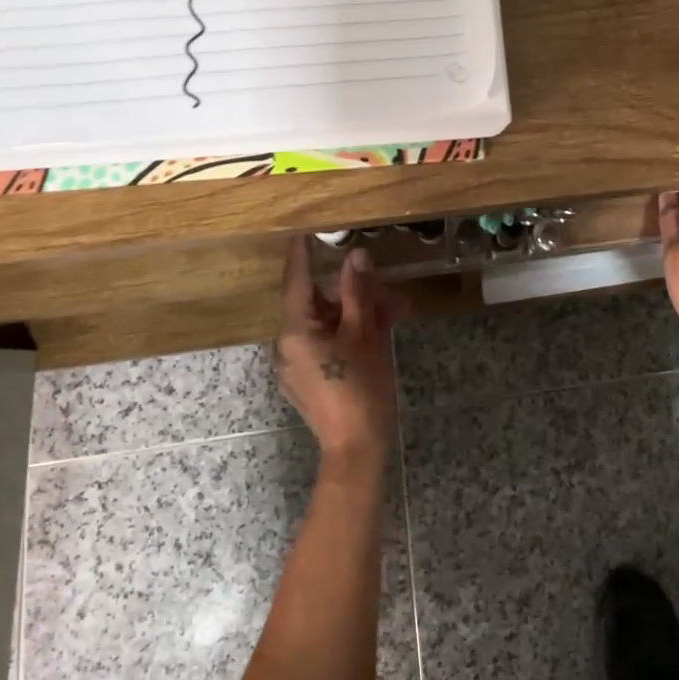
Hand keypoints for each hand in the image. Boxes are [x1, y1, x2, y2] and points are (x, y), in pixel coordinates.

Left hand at [277, 238, 403, 474]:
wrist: (356, 448)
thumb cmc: (361, 386)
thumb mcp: (365, 334)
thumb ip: (358, 292)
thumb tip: (356, 255)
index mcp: (295, 330)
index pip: (297, 280)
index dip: (303, 254)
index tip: (306, 231)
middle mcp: (286, 345)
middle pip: (317, 305)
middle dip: (351, 293)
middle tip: (384, 286)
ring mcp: (293, 366)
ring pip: (323, 327)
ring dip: (354, 316)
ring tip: (393, 314)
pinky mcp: (304, 382)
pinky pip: (322, 347)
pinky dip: (345, 336)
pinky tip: (375, 336)